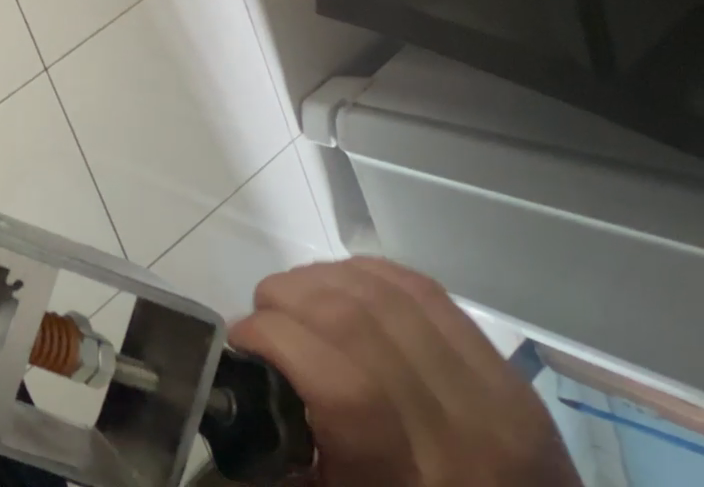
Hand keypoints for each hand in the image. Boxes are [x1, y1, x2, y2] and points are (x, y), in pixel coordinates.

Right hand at [229, 258, 576, 486]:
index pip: (339, 384)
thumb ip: (277, 444)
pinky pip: (426, 292)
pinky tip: (337, 287)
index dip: (271, 339)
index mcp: (403, 477)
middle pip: (352, 321)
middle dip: (283, 298)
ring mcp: (492, 397)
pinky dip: (366, 274)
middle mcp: (457, 436)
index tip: (240, 340)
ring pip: (384, 294)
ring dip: (317, 280)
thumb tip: (233, 372)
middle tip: (263, 317)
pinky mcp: (506, 372)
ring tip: (294, 301)